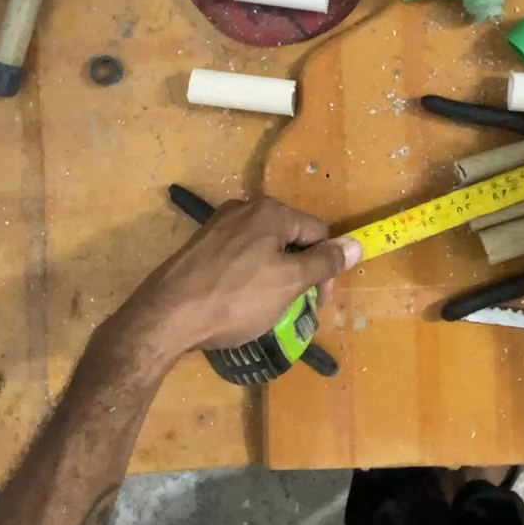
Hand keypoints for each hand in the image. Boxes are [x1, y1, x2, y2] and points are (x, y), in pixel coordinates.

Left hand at [112, 198, 358, 359]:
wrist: (166, 316)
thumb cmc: (236, 298)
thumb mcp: (289, 282)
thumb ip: (325, 262)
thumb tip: (357, 244)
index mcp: (271, 211)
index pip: (318, 233)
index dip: (326, 268)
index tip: (319, 302)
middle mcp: (245, 209)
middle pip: (291, 238)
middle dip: (300, 272)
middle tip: (294, 307)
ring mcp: (219, 226)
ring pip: (264, 248)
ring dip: (275, 276)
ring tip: (266, 308)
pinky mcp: (200, 246)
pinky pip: (239, 256)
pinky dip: (249, 276)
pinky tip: (239, 301)